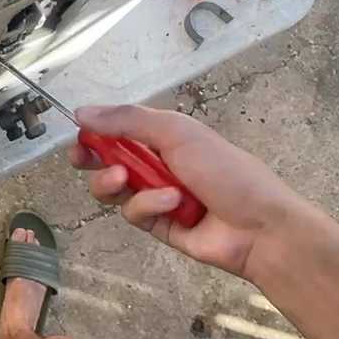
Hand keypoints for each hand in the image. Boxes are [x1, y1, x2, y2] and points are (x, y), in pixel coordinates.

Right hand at [69, 105, 317, 281]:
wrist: (258, 226)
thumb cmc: (224, 170)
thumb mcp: (177, 132)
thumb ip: (128, 120)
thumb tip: (83, 112)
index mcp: (165, 136)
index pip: (119, 130)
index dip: (96, 132)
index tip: (79, 135)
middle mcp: (158, 165)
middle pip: (108, 161)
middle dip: (93, 159)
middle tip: (83, 160)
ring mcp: (156, 197)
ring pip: (114, 190)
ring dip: (116, 183)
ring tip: (126, 181)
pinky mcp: (157, 226)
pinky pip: (134, 214)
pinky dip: (148, 206)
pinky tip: (172, 204)